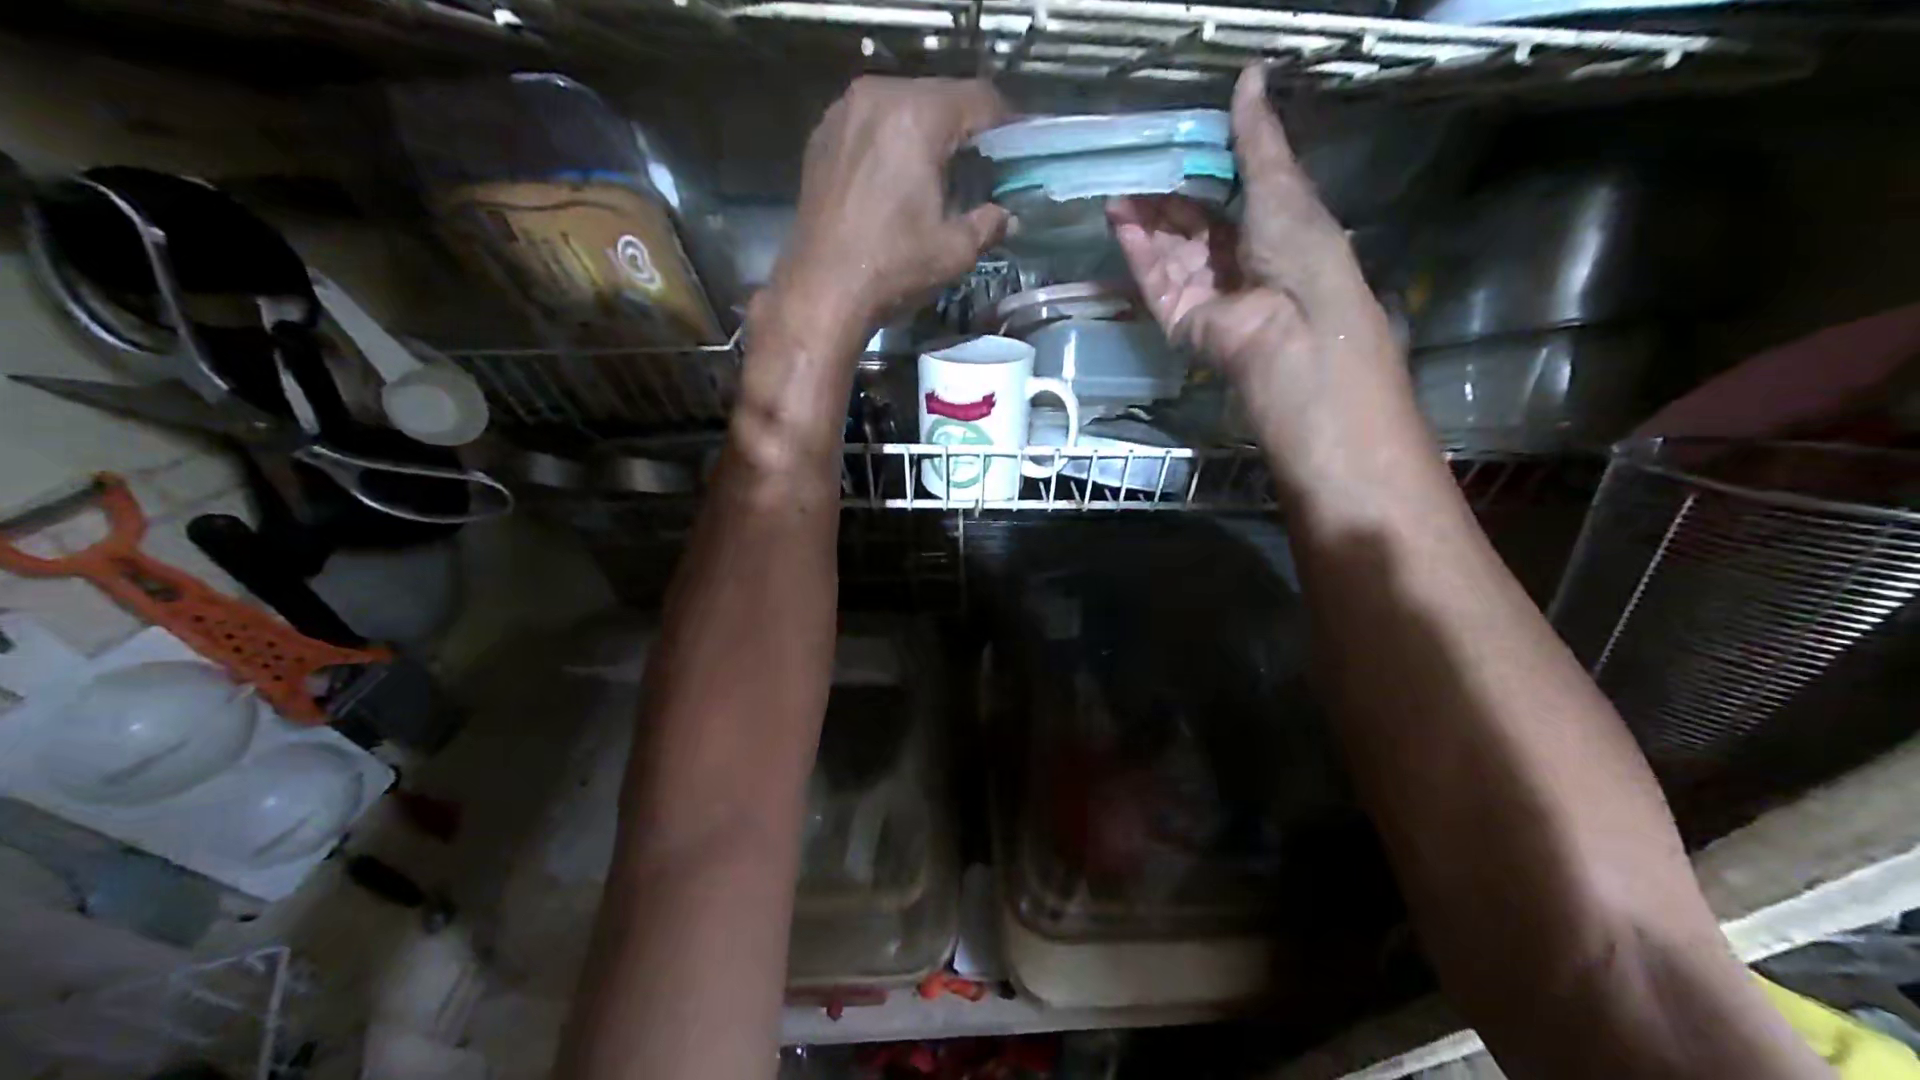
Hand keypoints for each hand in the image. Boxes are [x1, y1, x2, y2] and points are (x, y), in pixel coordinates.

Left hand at [766, 77, 1011, 344]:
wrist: (821, 291)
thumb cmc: (892, 268)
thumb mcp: (954, 251)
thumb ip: (988, 224)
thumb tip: (1005, 218)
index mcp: (917, 116)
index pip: (979, 98)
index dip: (1006, 123)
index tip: (1017, 150)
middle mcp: (878, 97)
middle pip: (938, 95)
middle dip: (963, 128)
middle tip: (979, 165)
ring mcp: (843, 113)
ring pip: (902, 105)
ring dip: (925, 132)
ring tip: (937, 172)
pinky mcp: (821, 137)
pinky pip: (870, 123)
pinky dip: (890, 140)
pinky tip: (897, 177)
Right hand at [1109, 65, 1416, 494]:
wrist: (1291, 328)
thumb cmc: (1300, 250)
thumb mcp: (1282, 182)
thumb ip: (1256, 138)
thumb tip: (1251, 74)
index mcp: (1268, 228)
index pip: (1225, 195)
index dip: (1199, 169)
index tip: (1171, 140)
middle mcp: (1234, 260)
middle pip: (1190, 223)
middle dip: (1163, 195)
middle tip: (1133, 162)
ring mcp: (1203, 291)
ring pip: (1166, 249)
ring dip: (1143, 219)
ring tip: (1117, 186)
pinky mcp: (1177, 316)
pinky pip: (1153, 277)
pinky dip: (1136, 249)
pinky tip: (1118, 218)